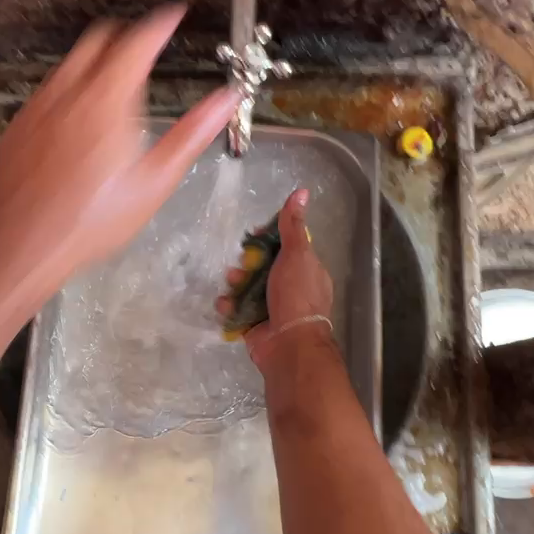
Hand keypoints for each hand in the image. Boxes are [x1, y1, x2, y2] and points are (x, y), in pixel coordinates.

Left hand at [0, 5, 241, 287]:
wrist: (20, 245)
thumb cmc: (91, 221)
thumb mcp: (152, 184)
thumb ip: (190, 135)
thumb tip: (226, 99)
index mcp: (106, 99)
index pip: (138, 41)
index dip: (160, 24)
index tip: (174, 15)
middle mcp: (67, 92)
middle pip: (98, 39)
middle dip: (125, 36)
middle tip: (144, 48)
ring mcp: (37, 108)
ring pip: (68, 64)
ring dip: (94, 62)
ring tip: (112, 85)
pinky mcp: (17, 128)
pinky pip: (46, 93)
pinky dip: (67, 90)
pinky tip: (75, 121)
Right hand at [236, 187, 334, 370]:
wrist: (288, 342)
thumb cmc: (296, 295)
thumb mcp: (296, 254)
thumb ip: (293, 225)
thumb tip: (302, 191)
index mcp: (307, 272)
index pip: (287, 248)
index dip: (270, 239)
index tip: (255, 234)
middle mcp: (292, 290)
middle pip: (265, 268)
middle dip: (248, 263)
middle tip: (240, 263)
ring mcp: (273, 310)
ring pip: (249, 289)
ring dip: (236, 284)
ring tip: (231, 283)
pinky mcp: (255, 326)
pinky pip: (238, 311)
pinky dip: (230, 306)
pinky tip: (225, 304)